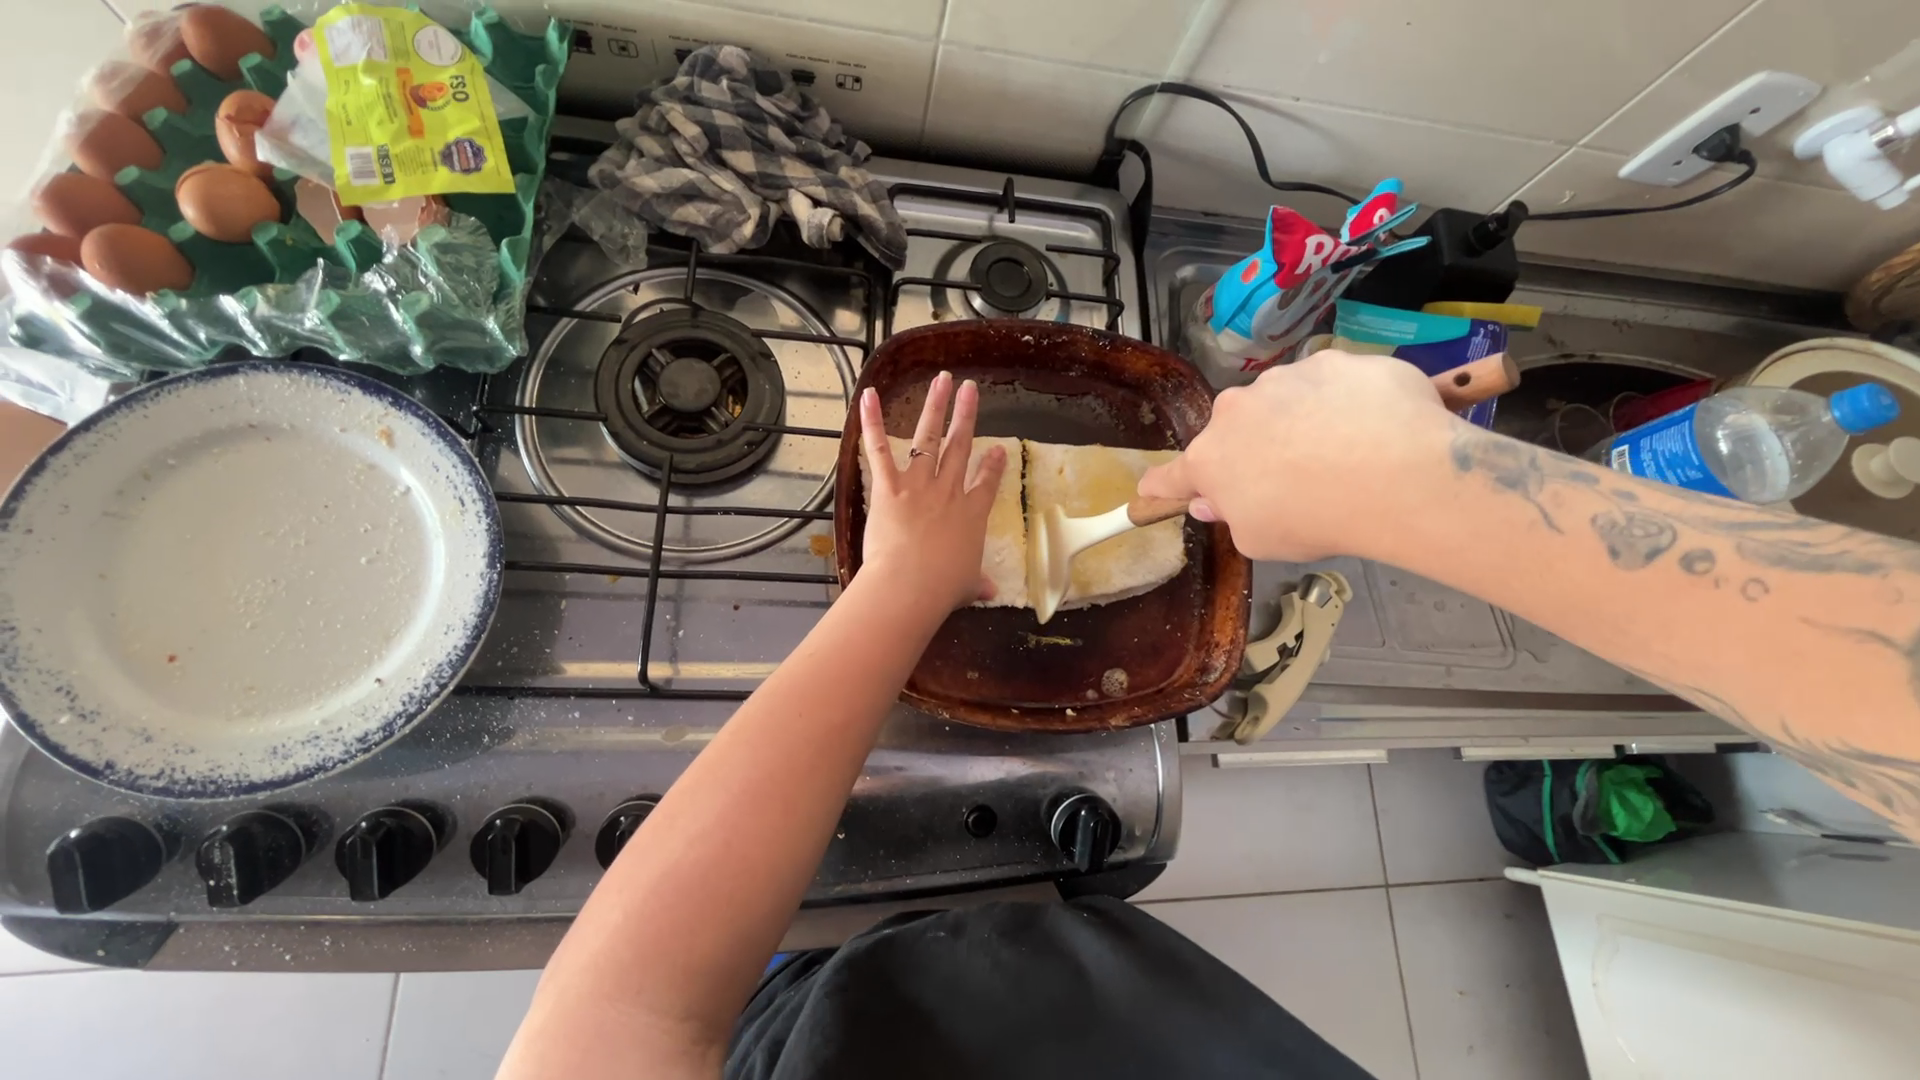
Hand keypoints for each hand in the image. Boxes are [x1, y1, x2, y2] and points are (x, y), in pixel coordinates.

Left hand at [858, 372, 1007, 610]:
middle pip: (960, 448)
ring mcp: (919, 486)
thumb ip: (977, 583)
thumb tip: (989, 592)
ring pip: (929, 439)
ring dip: (935, 407)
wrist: (913, 584)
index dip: (993, 467)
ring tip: (942, 381)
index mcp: (971, 516)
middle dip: (966, 416)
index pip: (986, 486)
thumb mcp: (966, 586)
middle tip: (970, 390)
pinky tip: (868, 396)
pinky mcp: (889, 487)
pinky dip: (872, 422)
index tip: (999, 449)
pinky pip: (879, 450)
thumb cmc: (942, 588)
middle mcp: (948, 493)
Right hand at [1138, 350, 1458, 561]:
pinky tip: (1373, 426)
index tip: (1149, 489)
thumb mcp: (1260, 540)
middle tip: (1290, 477)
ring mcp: (1285, 377)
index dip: (1161, 485)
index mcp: (1210, 458)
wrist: (1393, 475)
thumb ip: (1232, 518)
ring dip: (1299, 419)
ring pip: (1284, 400)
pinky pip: (1333, 383)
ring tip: (1343, 449)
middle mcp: (1236, 409)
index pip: (1172, 476)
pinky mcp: (1336, 360)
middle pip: (1235, 430)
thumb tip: (1213, 502)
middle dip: (1253, 447)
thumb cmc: (1312, 519)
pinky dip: (1345, 401)